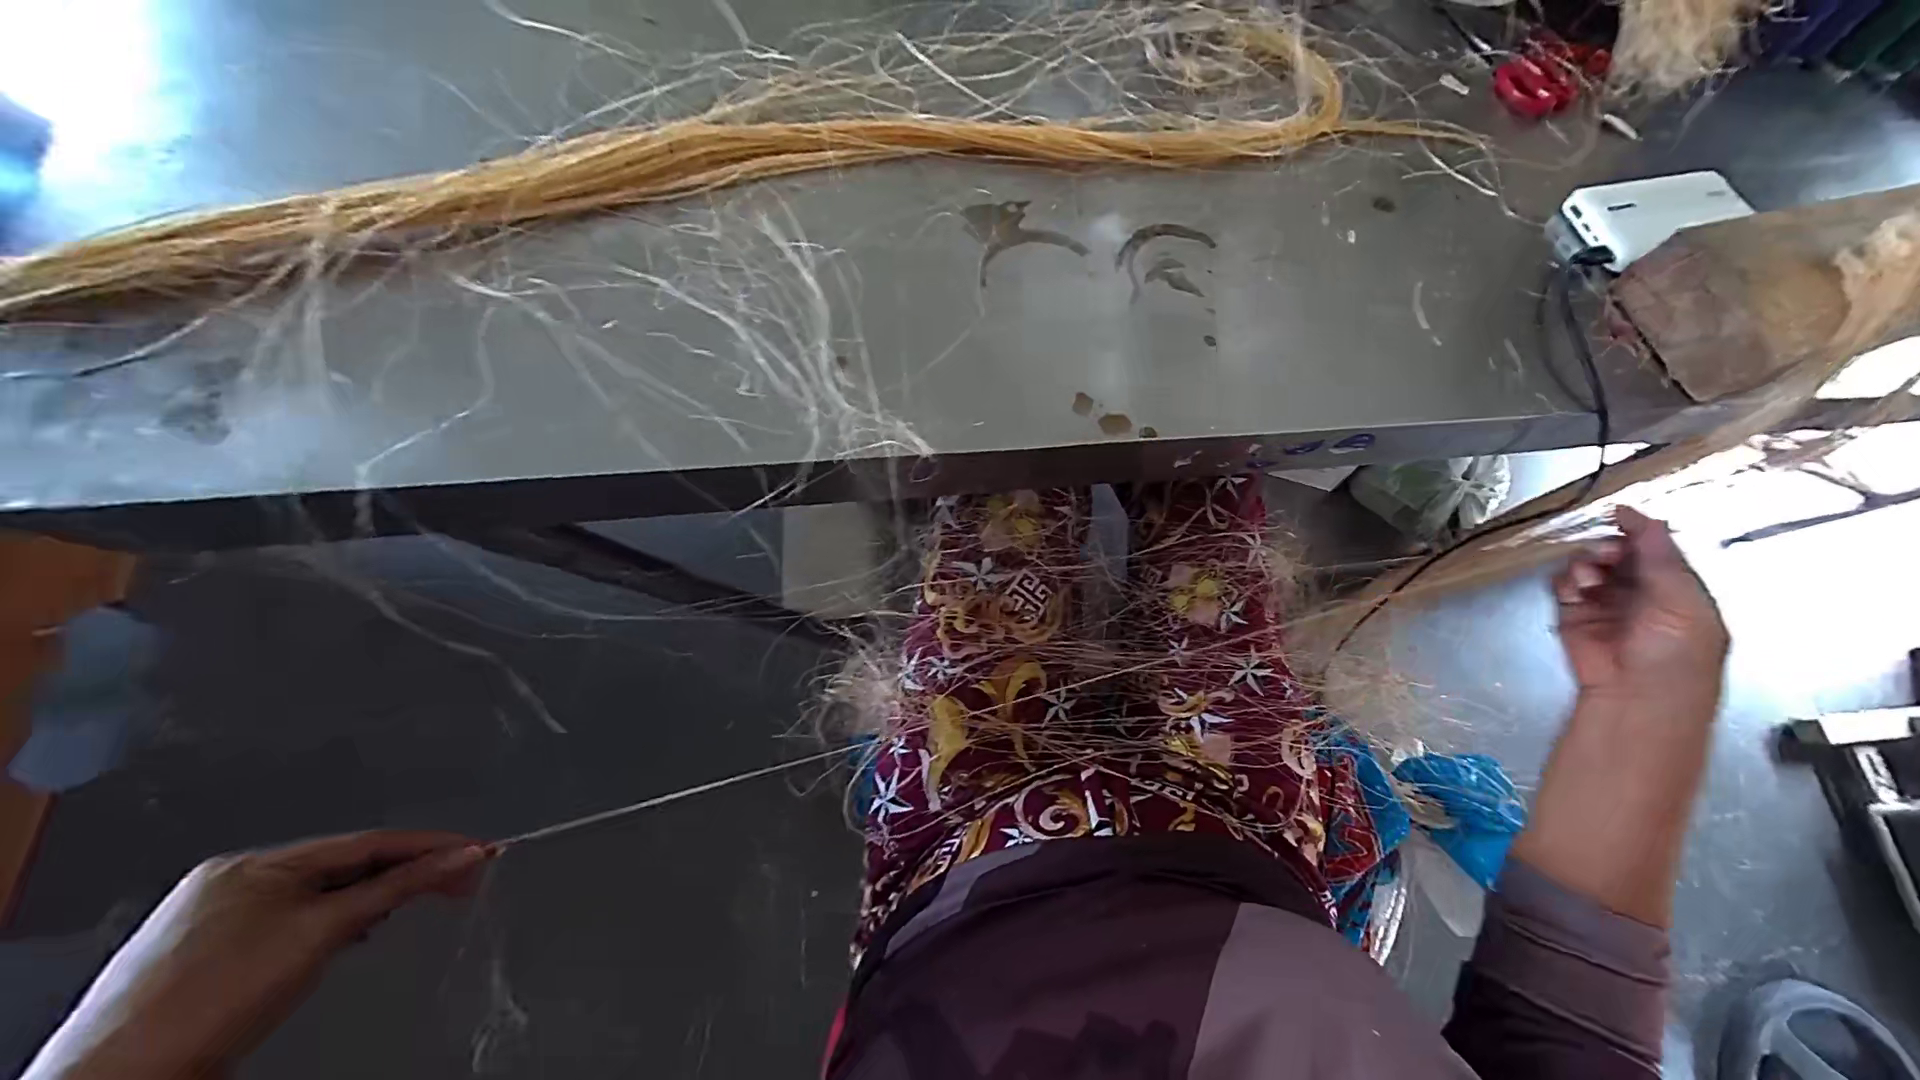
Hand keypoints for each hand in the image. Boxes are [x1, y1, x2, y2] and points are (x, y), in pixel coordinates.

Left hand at [24, 831, 490, 1079]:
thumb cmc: (211, 1001)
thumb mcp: (324, 930)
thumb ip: (399, 886)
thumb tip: (462, 856)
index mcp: (254, 864)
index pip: (367, 842)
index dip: (430, 845)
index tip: (477, 849)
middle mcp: (235, 881)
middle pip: (347, 865)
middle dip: (405, 871)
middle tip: (461, 879)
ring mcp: (220, 916)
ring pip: (324, 892)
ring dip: (374, 897)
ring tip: (416, 903)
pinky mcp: (217, 952)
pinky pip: (299, 918)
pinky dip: (338, 920)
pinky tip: (354, 932)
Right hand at [1553, 507, 1727, 711]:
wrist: (1636, 696)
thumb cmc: (1675, 656)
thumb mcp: (1683, 603)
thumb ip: (1664, 561)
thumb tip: (1648, 521)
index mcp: (1679, 590)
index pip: (1658, 551)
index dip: (1641, 530)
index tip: (1620, 513)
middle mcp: (1641, 594)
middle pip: (1619, 555)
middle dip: (1608, 548)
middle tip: (1604, 553)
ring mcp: (1605, 605)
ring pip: (1588, 567)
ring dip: (1585, 565)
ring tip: (1588, 577)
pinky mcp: (1572, 615)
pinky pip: (1563, 586)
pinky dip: (1565, 582)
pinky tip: (1574, 588)